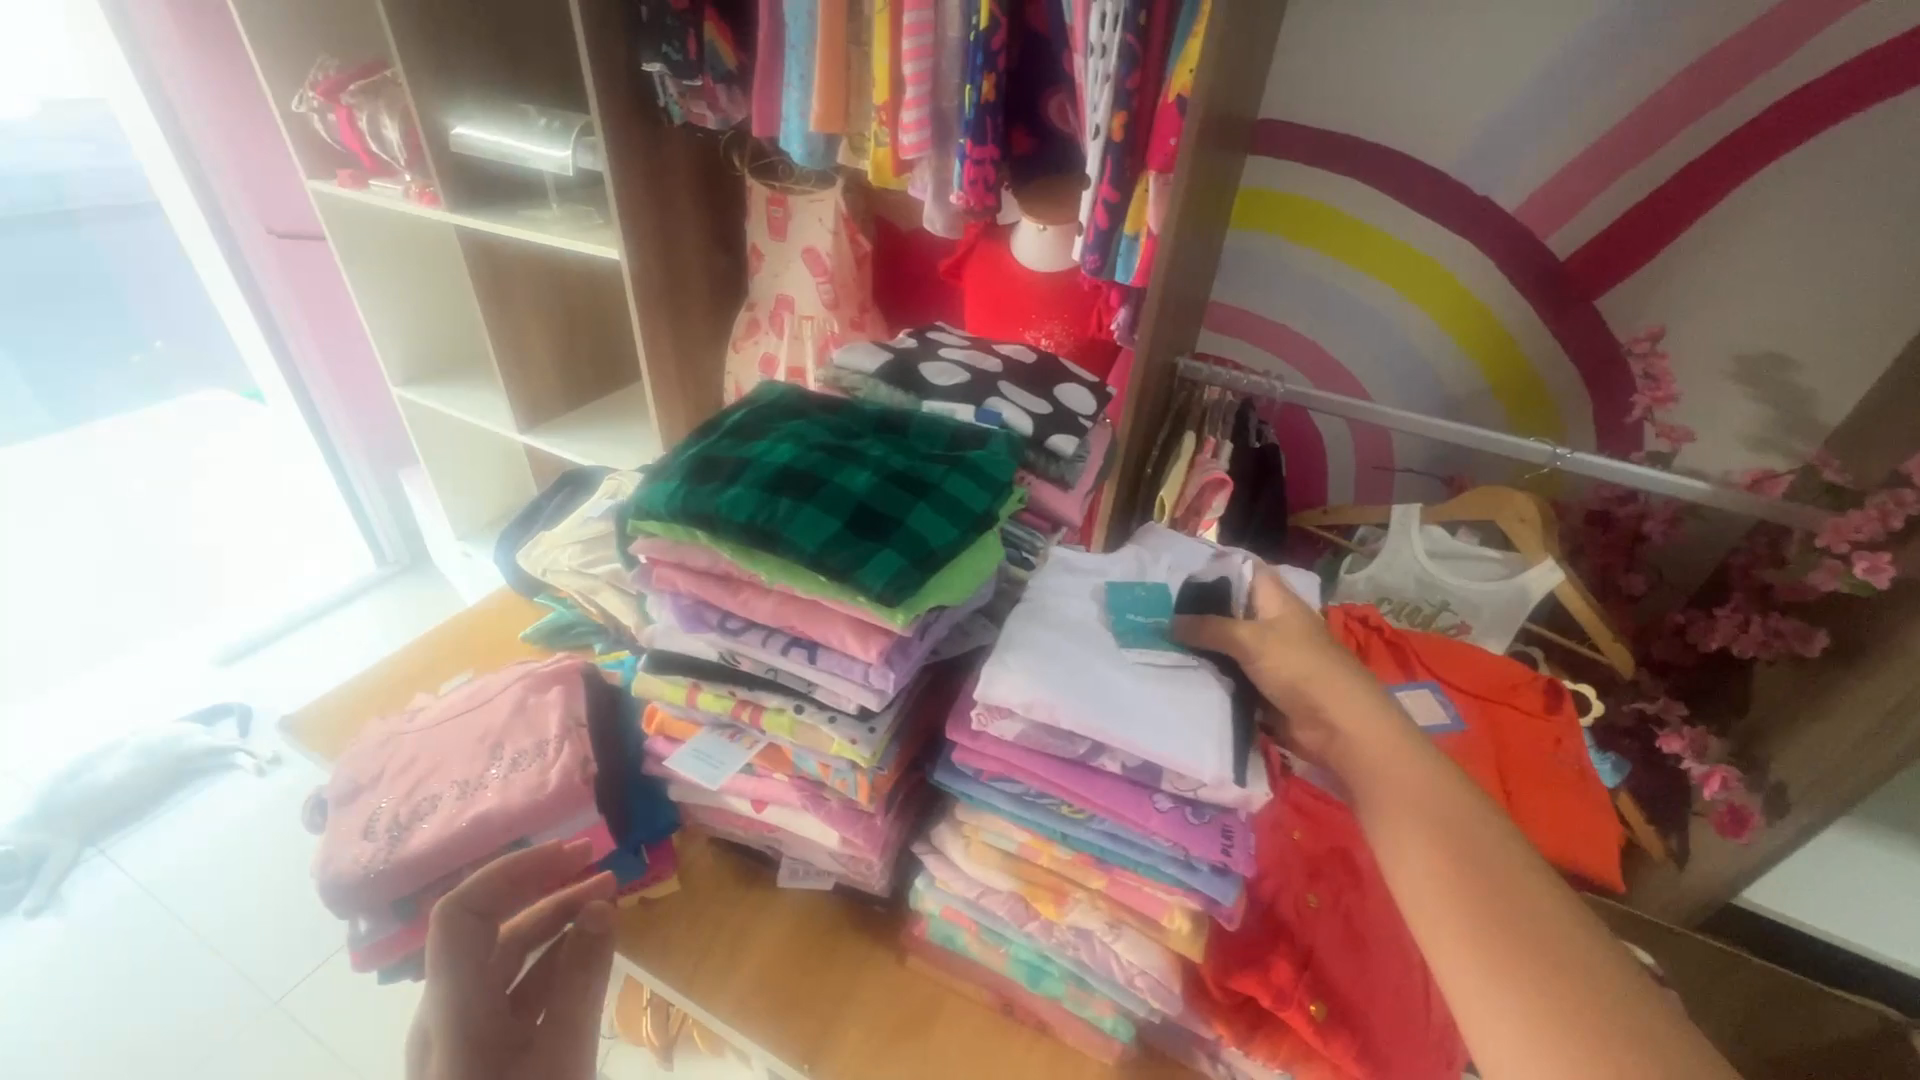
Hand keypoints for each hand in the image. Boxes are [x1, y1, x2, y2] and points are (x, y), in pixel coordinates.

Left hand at [406, 839, 617, 1079]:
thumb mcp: (562, 1059)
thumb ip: (580, 978)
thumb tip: (601, 903)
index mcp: (452, 1014)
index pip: (462, 915)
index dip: (512, 872)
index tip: (573, 853)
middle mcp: (444, 1017)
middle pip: (488, 932)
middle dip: (547, 891)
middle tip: (604, 868)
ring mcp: (458, 1040)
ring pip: (503, 961)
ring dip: (555, 924)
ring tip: (608, 902)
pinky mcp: (476, 1058)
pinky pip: (511, 993)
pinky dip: (551, 962)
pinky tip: (590, 953)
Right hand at [1172, 565, 1403, 767]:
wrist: (1337, 725)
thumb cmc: (1300, 668)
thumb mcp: (1251, 639)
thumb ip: (1208, 628)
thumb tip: (1168, 623)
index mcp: (1274, 598)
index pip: (1243, 569)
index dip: (1213, 567)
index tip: (1174, 570)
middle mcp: (1268, 621)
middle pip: (1227, 607)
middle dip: (1195, 609)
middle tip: (1152, 608)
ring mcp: (1264, 654)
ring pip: (1223, 642)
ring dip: (1197, 644)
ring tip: (1154, 637)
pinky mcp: (1259, 684)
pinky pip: (1226, 672)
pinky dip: (1206, 671)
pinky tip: (1174, 668)